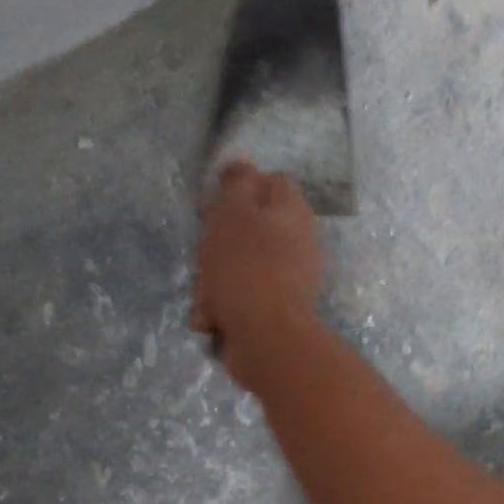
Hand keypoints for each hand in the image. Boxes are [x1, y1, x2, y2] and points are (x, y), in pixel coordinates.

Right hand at [192, 161, 325, 390]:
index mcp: (293, 213)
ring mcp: (288, 281)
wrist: (265, 339)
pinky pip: (241, 301)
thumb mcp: (233, 214)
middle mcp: (297, 243)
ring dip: (213, 284)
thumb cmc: (246, 267)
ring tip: (207, 298)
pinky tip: (213, 320)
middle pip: (249, 230)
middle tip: (205, 258)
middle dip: (218, 247)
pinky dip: (223, 310)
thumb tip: (241, 164)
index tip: (212, 207)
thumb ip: (235, 185)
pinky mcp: (275, 313)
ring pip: (239, 269)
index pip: (271, 182)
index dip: (239, 189)